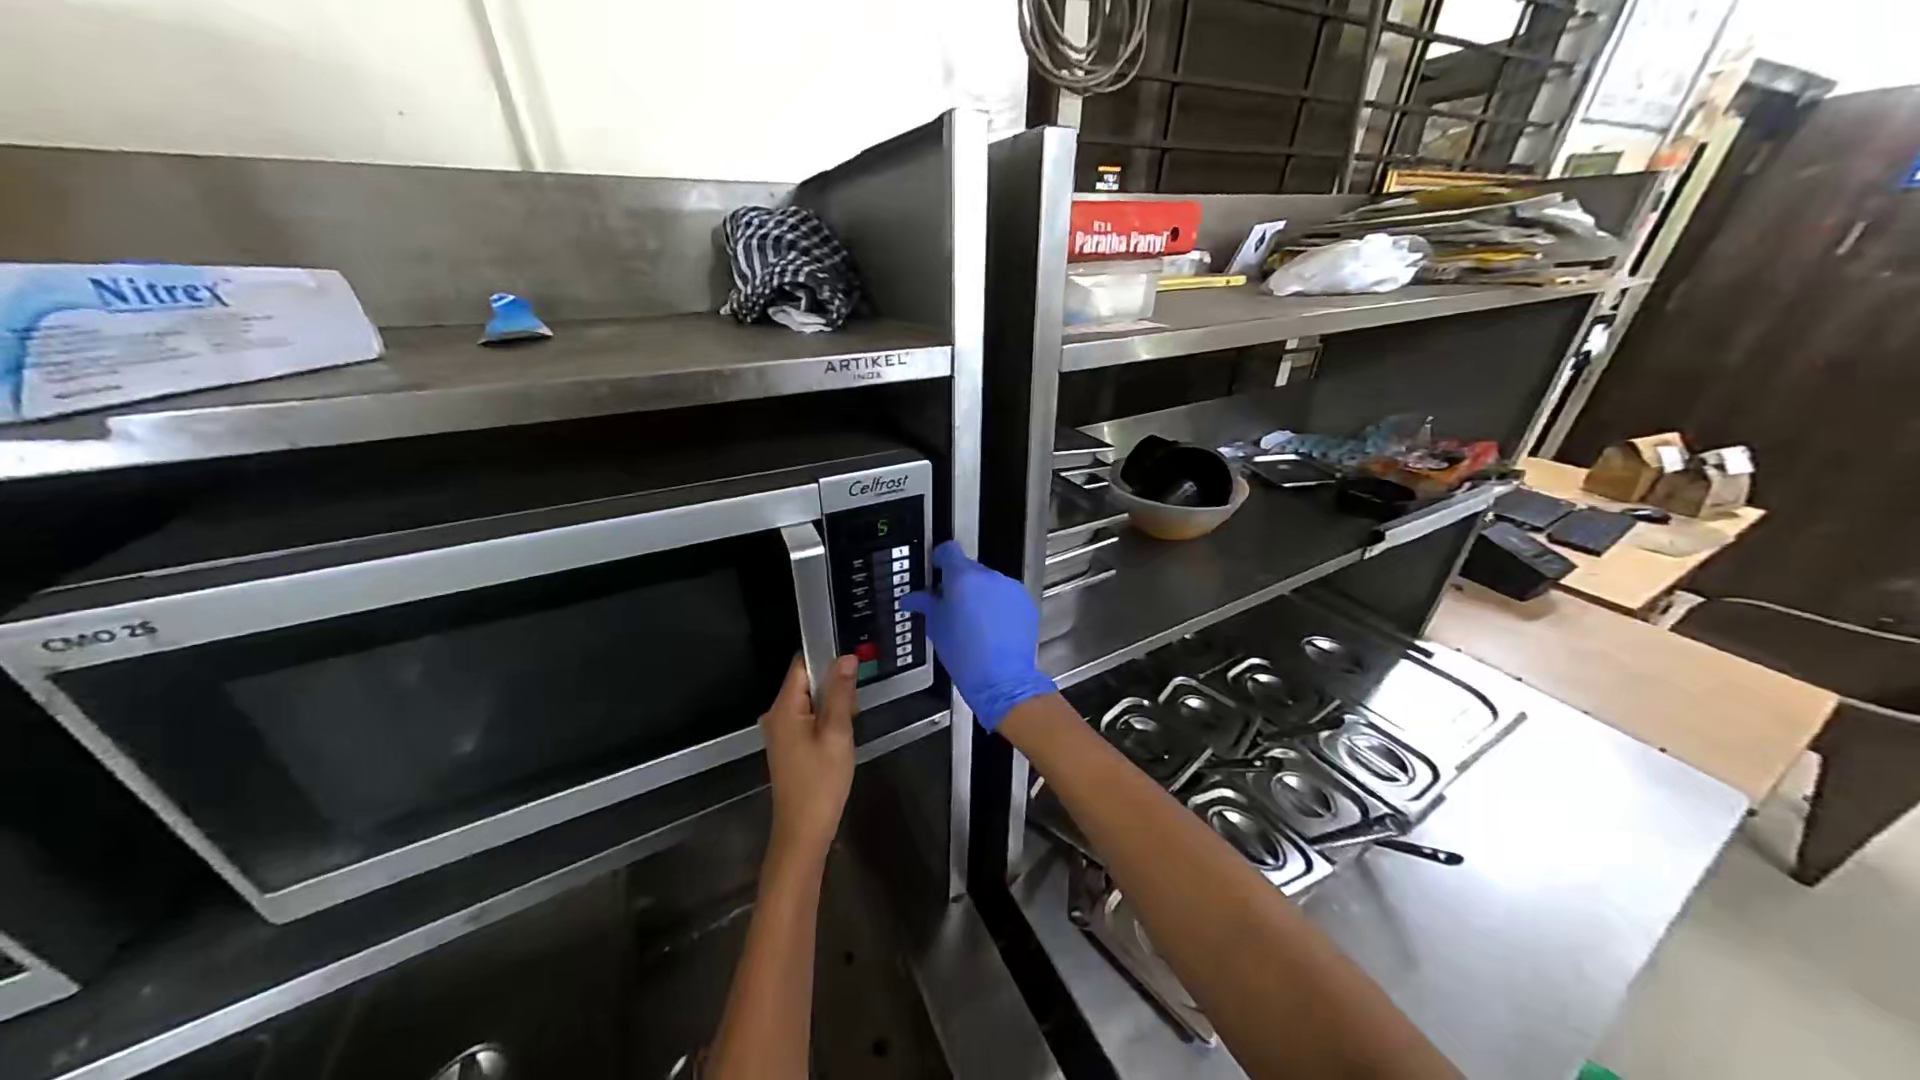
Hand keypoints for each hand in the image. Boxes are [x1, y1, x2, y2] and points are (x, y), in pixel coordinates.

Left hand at [759, 654, 857, 860]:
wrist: (804, 831)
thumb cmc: (821, 782)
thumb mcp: (837, 733)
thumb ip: (841, 694)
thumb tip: (847, 657)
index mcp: (783, 708)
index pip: (802, 664)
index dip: (827, 660)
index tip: (853, 669)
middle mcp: (776, 715)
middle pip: (806, 682)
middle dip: (833, 688)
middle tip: (854, 710)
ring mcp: (780, 732)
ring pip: (810, 701)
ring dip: (832, 707)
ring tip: (848, 729)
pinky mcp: (788, 745)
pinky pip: (807, 719)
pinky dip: (825, 722)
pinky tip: (839, 740)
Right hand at [900, 541, 1056, 730]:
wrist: (1003, 679)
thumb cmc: (968, 656)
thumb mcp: (937, 627)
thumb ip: (925, 604)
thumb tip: (914, 599)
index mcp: (963, 578)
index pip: (948, 551)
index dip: (939, 558)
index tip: (936, 568)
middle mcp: (989, 578)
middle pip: (969, 568)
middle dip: (958, 583)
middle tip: (948, 604)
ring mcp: (1010, 589)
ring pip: (988, 583)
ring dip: (979, 595)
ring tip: (971, 622)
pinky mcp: (1024, 603)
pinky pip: (1006, 596)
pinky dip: (998, 606)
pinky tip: (989, 628)